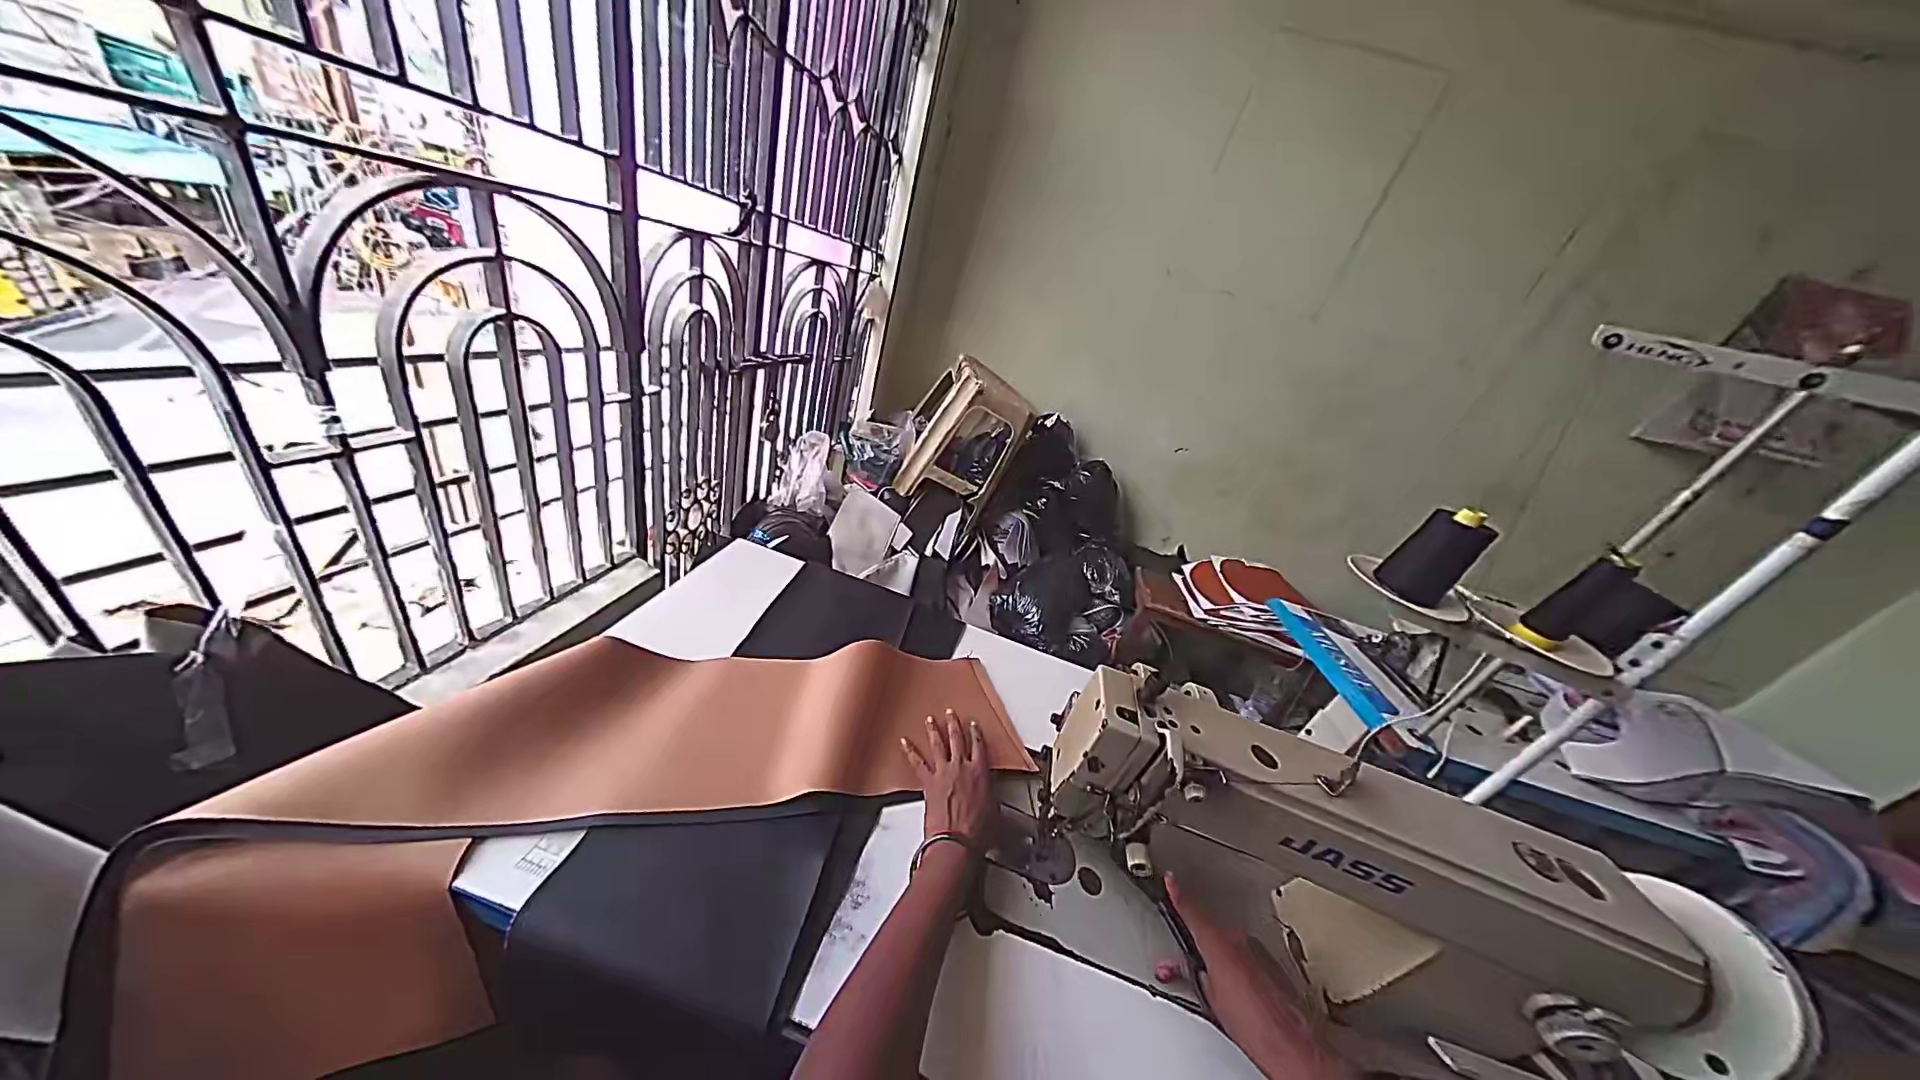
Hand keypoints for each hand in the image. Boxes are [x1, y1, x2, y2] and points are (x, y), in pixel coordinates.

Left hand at [900, 708, 993, 848]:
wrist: (956, 841)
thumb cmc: (976, 831)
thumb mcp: (994, 810)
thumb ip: (991, 797)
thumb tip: (991, 799)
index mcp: (980, 771)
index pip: (979, 745)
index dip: (976, 733)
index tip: (973, 725)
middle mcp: (961, 767)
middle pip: (957, 739)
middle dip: (954, 724)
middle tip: (950, 713)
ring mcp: (943, 773)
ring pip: (938, 745)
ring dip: (934, 731)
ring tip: (930, 720)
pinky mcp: (928, 782)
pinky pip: (917, 763)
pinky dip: (910, 751)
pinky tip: (905, 743)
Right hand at [1165, 873, 1354, 1079]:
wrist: (1293, 1047)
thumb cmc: (1255, 1027)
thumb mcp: (1210, 997)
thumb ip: (1197, 972)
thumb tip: (1193, 970)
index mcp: (1219, 943)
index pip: (1192, 911)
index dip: (1178, 894)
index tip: (1170, 881)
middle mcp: (1240, 941)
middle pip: (1209, 933)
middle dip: (1194, 947)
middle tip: (1181, 966)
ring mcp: (1259, 951)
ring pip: (1228, 945)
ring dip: (1217, 959)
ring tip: (1213, 988)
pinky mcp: (1273, 964)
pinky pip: (1246, 956)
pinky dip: (1237, 966)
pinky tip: (1237, 991)